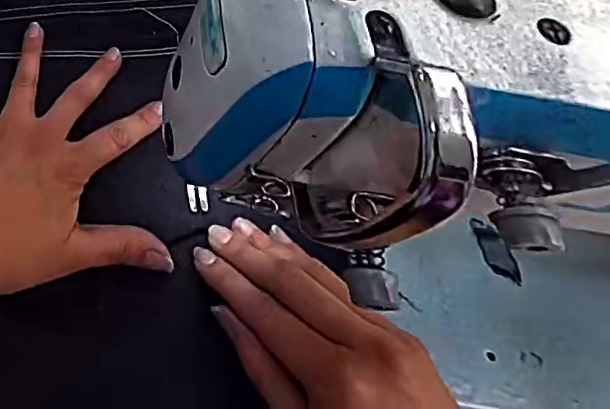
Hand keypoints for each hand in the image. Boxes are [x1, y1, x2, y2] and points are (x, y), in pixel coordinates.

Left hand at [0, 23, 173, 304]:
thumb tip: (162, 256)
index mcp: (68, 165)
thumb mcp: (71, 254)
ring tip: (37, 29)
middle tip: (113, 52)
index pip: (115, 139)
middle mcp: (42, 137)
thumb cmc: (8, 253)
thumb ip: (119, 247)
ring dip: (32, 53)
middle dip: (98, 74)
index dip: (140, 123)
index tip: (159, 106)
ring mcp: (9, 129)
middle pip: (77, 97)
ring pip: (26, 82)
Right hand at [195, 218, 455, 408]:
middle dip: (249, 254)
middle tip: (219, 232)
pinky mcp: (403, 334)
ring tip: (246, 229)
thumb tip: (232, 320)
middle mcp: (368, 346)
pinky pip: (347, 290)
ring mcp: (390, 335)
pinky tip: (290, 250)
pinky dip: (312, 268)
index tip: (207, 259)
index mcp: (339, 380)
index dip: (230, 281)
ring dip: (278, 250)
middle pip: (294, 283)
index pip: (269, 312)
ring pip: (321, 276)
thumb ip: (265, 374)